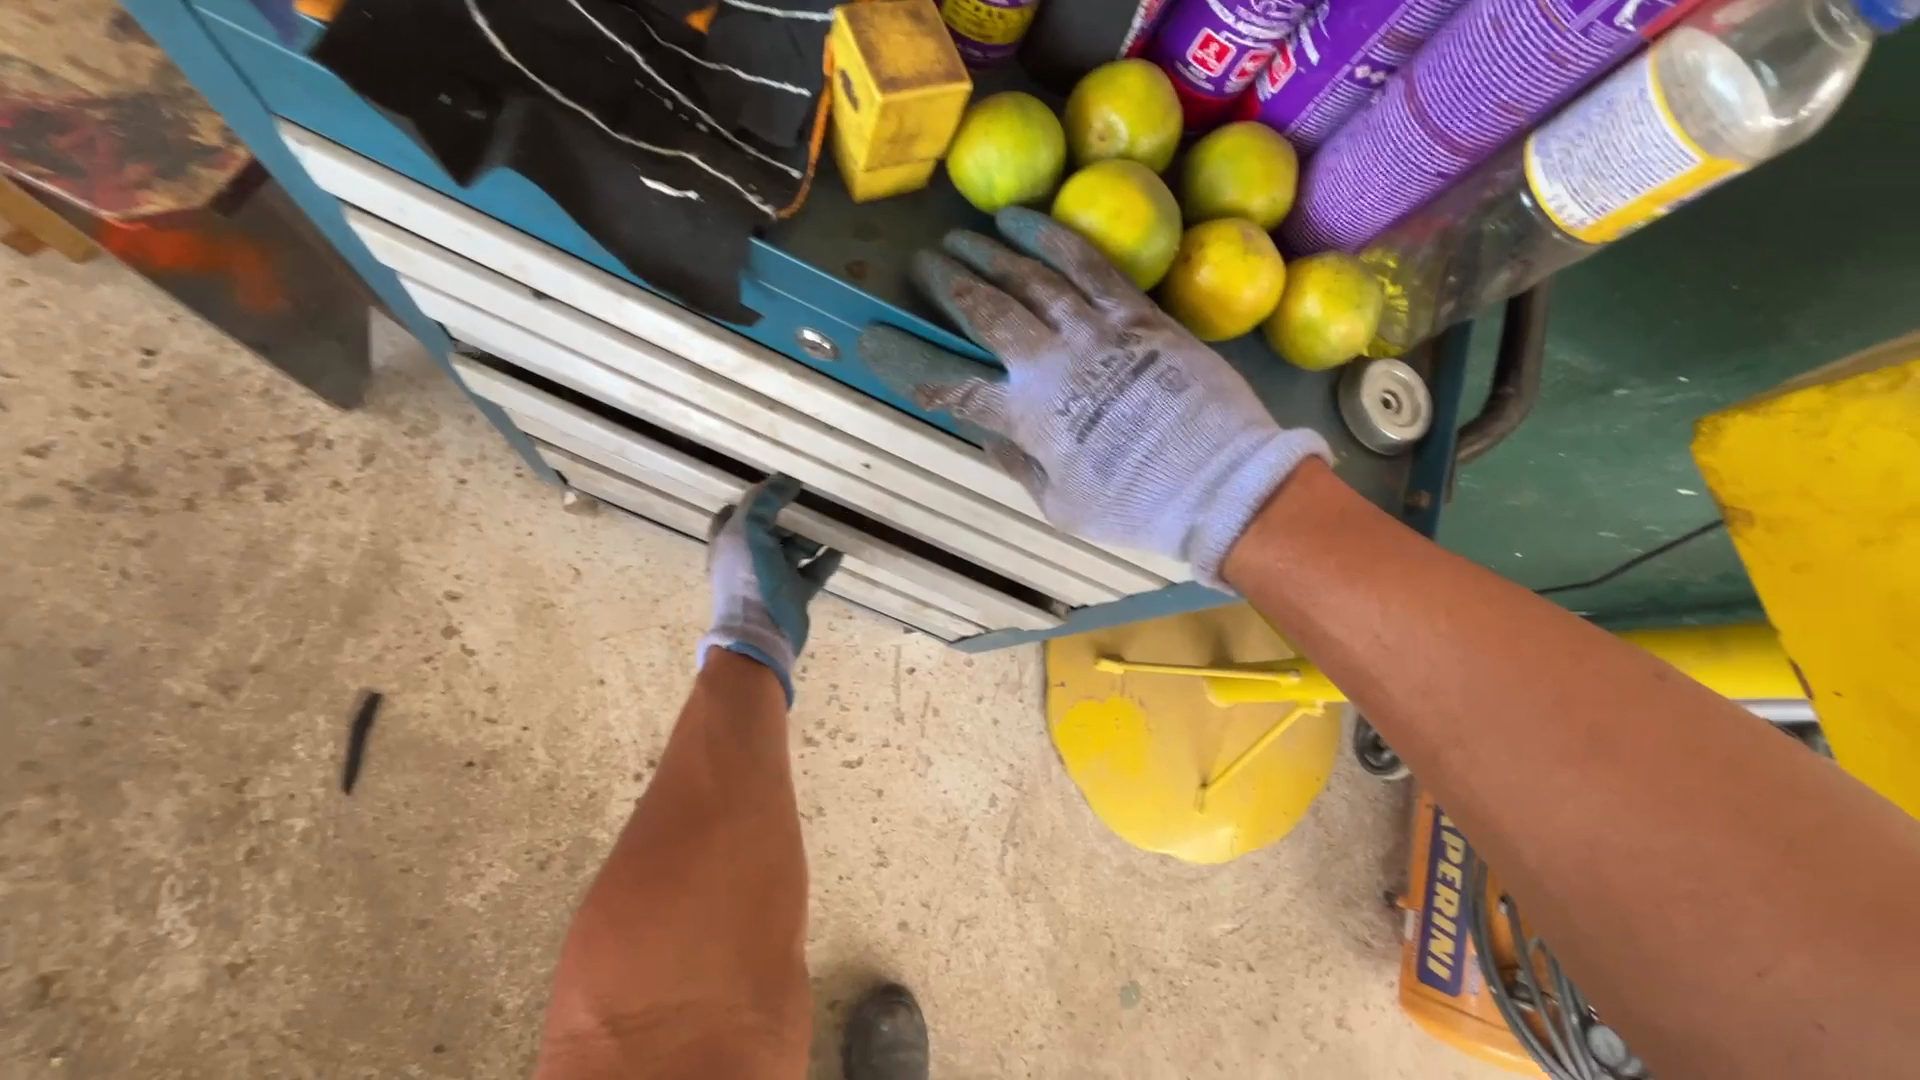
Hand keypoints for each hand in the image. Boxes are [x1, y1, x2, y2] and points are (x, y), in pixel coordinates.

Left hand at [697, 476, 842, 704]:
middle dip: (787, 517)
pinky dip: (826, 560)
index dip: (751, 501)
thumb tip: (786, 479)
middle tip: (810, 502)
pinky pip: (813, 572)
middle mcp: (748, 559)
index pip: (734, 515)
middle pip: (768, 531)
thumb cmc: (749, 578)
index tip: (775, 488)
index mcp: (729, 543)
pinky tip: (840, 549)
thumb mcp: (749, 530)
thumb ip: (764, 501)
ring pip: (792, 551)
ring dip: (810, 537)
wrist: (761, 633)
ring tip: (830, 523)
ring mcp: (771, 578)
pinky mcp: (793, 594)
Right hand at [857, 207, 1329, 586]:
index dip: (915, 365)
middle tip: (924, 264)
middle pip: (987, 311)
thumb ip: (1017, 461)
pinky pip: (1090, 264)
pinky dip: (1053, 238)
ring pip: (1031, 277)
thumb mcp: (1061, 504)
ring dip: (990, 252)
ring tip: (962, 235)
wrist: (1222, 485)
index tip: (882, 345)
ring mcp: (1097, 331)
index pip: (957, 385)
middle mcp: (1053, 363)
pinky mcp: (1138, 313)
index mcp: (1029, 417)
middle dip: (948, 285)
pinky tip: (1024, 221)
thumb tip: (981, 428)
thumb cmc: (1137, 504)